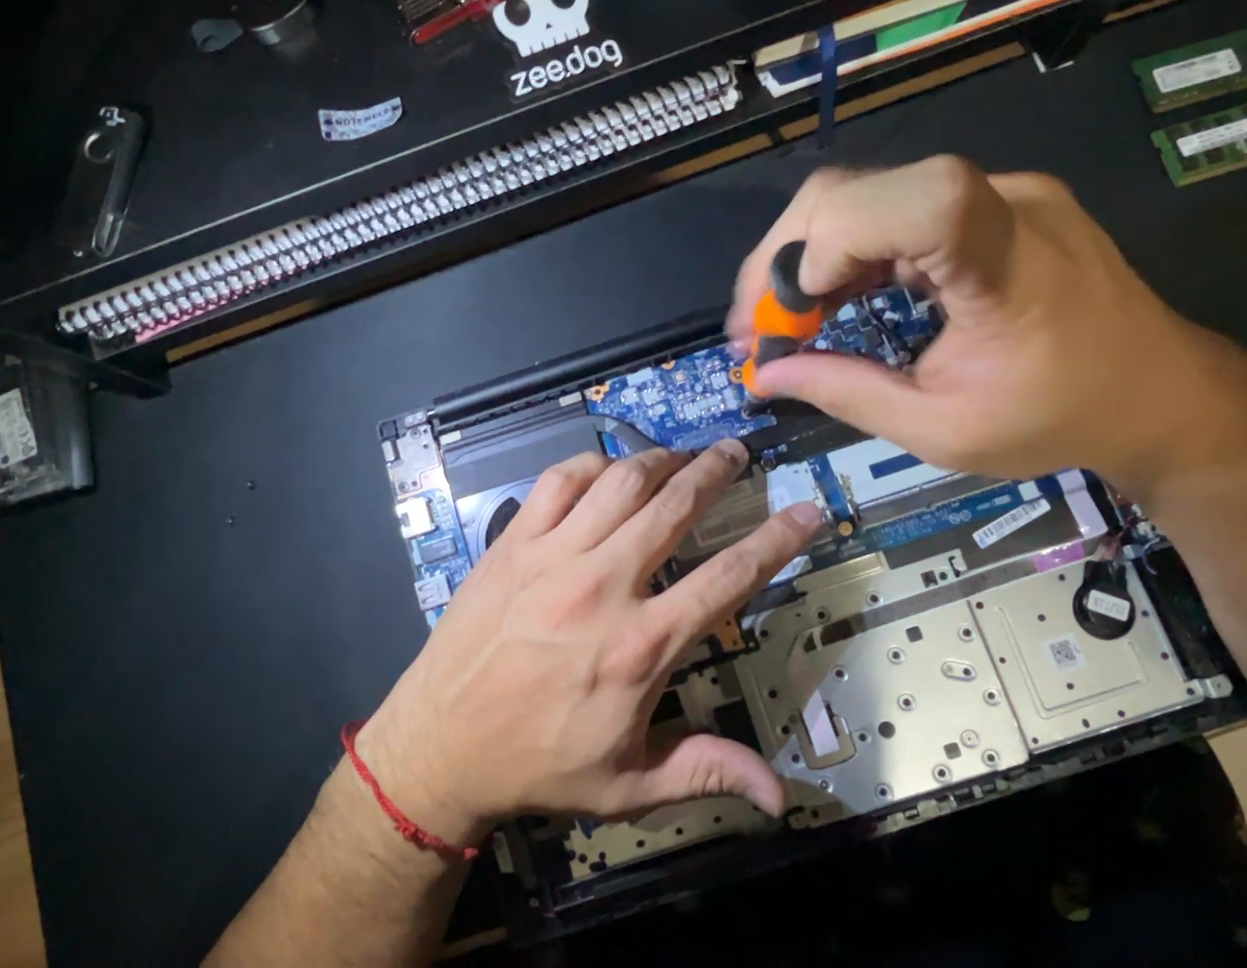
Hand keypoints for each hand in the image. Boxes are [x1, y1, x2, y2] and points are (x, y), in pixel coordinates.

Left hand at [358, 442, 821, 843]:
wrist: (441, 744)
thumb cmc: (539, 765)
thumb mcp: (629, 785)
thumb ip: (706, 772)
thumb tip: (780, 793)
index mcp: (642, 645)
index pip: (728, 577)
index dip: (777, 539)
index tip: (805, 510)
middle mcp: (603, 586)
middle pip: (675, 507)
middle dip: (717, 471)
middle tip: (739, 452)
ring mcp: (553, 557)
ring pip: (620, 482)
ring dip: (660, 459)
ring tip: (683, 455)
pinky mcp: (512, 543)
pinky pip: (558, 481)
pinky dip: (592, 464)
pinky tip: (610, 468)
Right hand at [727, 158, 1235, 486]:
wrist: (1157, 393)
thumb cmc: (1058, 420)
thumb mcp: (942, 430)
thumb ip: (847, 394)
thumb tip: (764, 376)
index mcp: (1009, 261)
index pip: (919, 200)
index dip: (836, 239)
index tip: (798, 313)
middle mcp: (1005, 201)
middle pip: (865, 188)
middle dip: (788, 255)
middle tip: (754, 328)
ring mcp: (999, 193)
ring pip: (870, 193)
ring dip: (809, 254)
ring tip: (782, 322)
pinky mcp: (990, 203)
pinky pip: (897, 209)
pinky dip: (848, 253)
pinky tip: (829, 300)